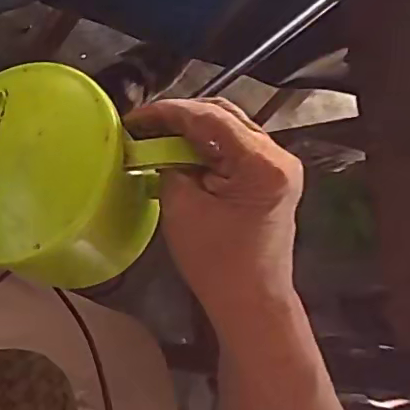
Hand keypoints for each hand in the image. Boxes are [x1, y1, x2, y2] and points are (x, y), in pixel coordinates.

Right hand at [125, 98, 302, 311]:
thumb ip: (170, 165)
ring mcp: (275, 166)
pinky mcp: (265, 177)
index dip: (166, 112)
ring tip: (151, 134)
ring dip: (187, 128)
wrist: (249, 297)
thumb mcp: (182, 206)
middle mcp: (277, 156)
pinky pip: (229, 146)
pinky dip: (199, 143)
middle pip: (223, 115)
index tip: (132, 117)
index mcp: (262, 163)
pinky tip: (173, 149)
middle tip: (140, 124)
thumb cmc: (215, 258)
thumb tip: (154, 145)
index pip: (210, 117)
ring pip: (226, 127)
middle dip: (177, 115)